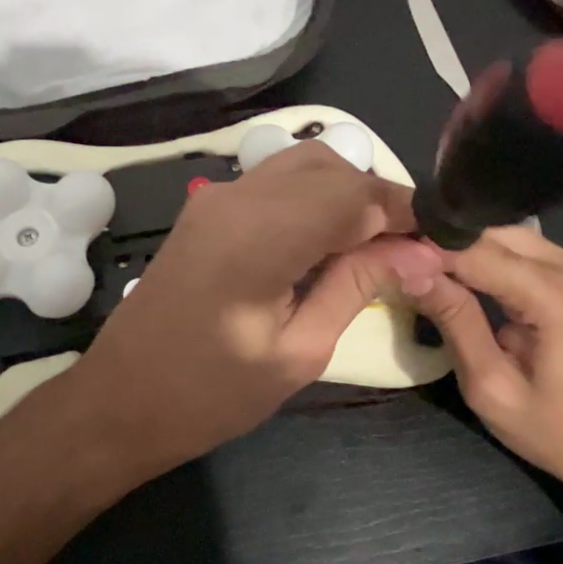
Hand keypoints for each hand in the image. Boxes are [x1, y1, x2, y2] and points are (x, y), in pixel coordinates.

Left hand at [71, 141, 444, 476]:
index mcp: (260, 236)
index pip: (353, 194)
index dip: (405, 210)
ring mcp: (219, 196)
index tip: (442, 240)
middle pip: (332, 167)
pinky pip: (278, 179)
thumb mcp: (298, 352)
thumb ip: (358, 287)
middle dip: (380, 199)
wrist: (120, 399)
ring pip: (306, 164)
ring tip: (377, 244)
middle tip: (412, 247)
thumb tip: (423, 255)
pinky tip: (332, 237)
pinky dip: (317, 194)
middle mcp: (239, 197)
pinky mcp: (210, 205)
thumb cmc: (210, 394)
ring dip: (349, 192)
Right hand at [411, 226, 562, 506]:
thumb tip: (410, 270)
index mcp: (552, 295)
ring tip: (411, 260)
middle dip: (438, 239)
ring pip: (496, 233)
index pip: (473, 250)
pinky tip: (446, 267)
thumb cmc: (556, 430)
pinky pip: (511, 247)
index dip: (425, 247)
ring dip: (455, 244)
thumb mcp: (492, 386)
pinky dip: (477, 252)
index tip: (381, 252)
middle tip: (391, 255)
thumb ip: (454, 322)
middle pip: (485, 231)